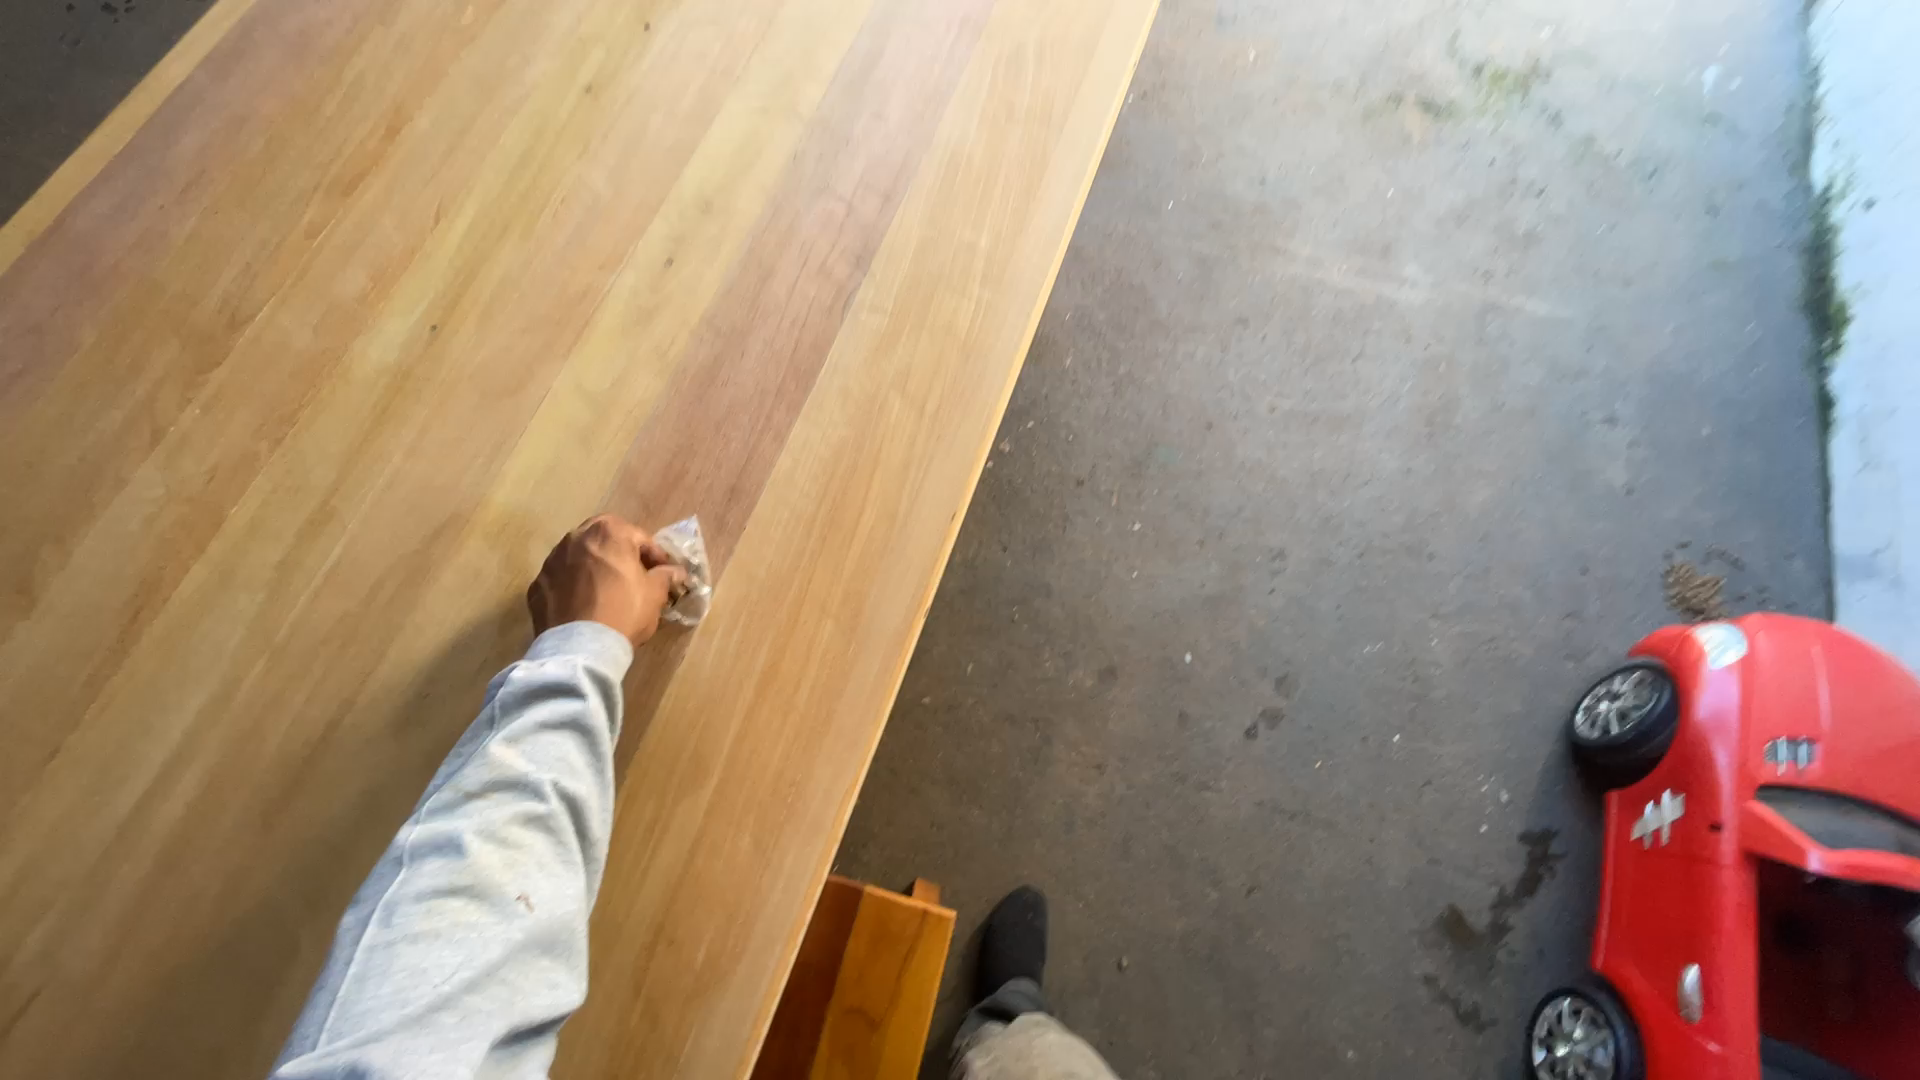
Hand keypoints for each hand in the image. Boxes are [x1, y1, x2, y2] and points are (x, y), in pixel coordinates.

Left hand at [527, 514, 688, 647]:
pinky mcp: (537, 584)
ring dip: (594, 566)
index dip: (655, 555)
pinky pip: (562, 578)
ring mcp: (552, 560)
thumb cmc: (625, 611)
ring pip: (579, 556)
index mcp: (609, 533)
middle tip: (633, 573)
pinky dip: (573, 584)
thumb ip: (665, 575)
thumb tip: (675, 571)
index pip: (639, 537)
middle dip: (620, 552)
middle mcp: (576, 538)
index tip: (663, 572)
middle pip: (604, 538)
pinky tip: (584, 604)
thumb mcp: (655, 593)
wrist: (580, 646)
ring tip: (606, 589)